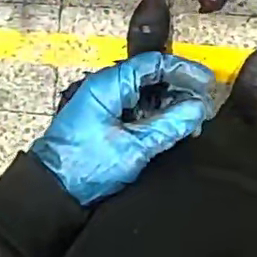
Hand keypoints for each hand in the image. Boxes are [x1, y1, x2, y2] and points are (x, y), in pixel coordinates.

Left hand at [32, 51, 216, 204]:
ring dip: (171, 101)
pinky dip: (158, 113)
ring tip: (194, 117)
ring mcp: (106, 102)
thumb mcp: (133, 147)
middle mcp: (106, 86)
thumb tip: (197, 108)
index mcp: (108, 84)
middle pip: (151, 75)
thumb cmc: (83, 168)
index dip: (183, 69)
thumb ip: (168, 126)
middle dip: (180, 86)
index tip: (206, 81)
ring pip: (147, 91)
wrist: (51, 192)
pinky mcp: (107, 118)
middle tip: (204, 101)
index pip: (153, 64)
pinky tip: (175, 126)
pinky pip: (138, 106)